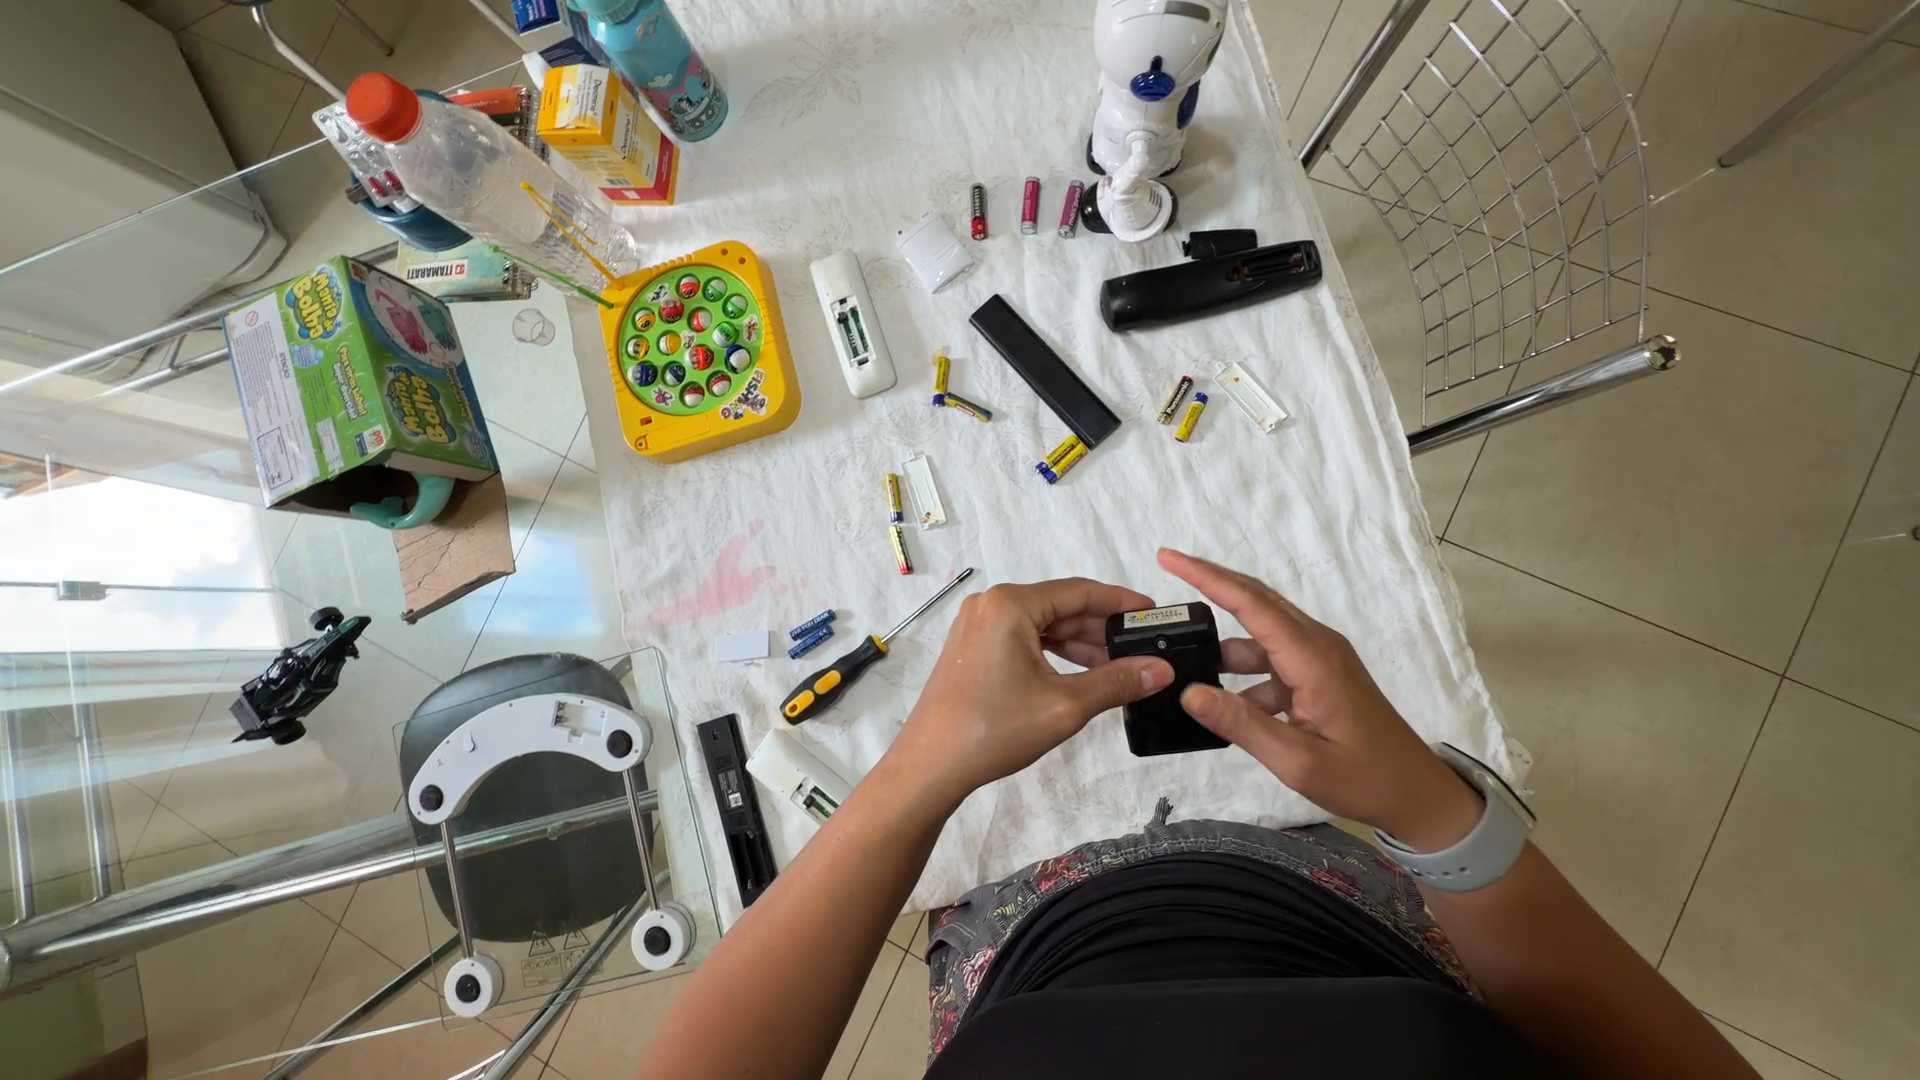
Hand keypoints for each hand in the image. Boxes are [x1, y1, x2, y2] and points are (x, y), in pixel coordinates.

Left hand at [890, 579, 1174, 804]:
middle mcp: (991, 604)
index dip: (1121, 603)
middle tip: (1143, 647)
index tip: (1154, 615)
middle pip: (1060, 606)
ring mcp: (977, 625)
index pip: (1079, 591)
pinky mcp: (972, 647)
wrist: (930, 765)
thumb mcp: (1065, 706)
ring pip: (1042, 625)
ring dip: (1079, 643)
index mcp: (1010, 604)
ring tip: (1119, 665)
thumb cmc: (995, 729)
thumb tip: (1163, 669)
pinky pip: (1023, 639)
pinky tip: (1081, 672)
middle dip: (1101, 628)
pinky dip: (1054, 653)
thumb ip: (1117, 682)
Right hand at [1160, 549, 1482, 850]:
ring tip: (1183, 656)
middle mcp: (1316, 645)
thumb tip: (1189, 692)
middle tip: (1166, 569)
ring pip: (1261, 632)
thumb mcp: (1297, 761)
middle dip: (1210, 583)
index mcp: (1312, 658)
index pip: (1251, 603)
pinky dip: (1242, 670)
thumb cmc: (1364, 778)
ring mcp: (1320, 659)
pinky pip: (1271, 658)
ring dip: (1223, 641)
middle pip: (1256, 601)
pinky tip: (1224, 701)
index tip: (1168, 558)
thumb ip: (1241, 724)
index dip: (1207, 577)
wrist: (1420, 797)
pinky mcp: (1319, 675)